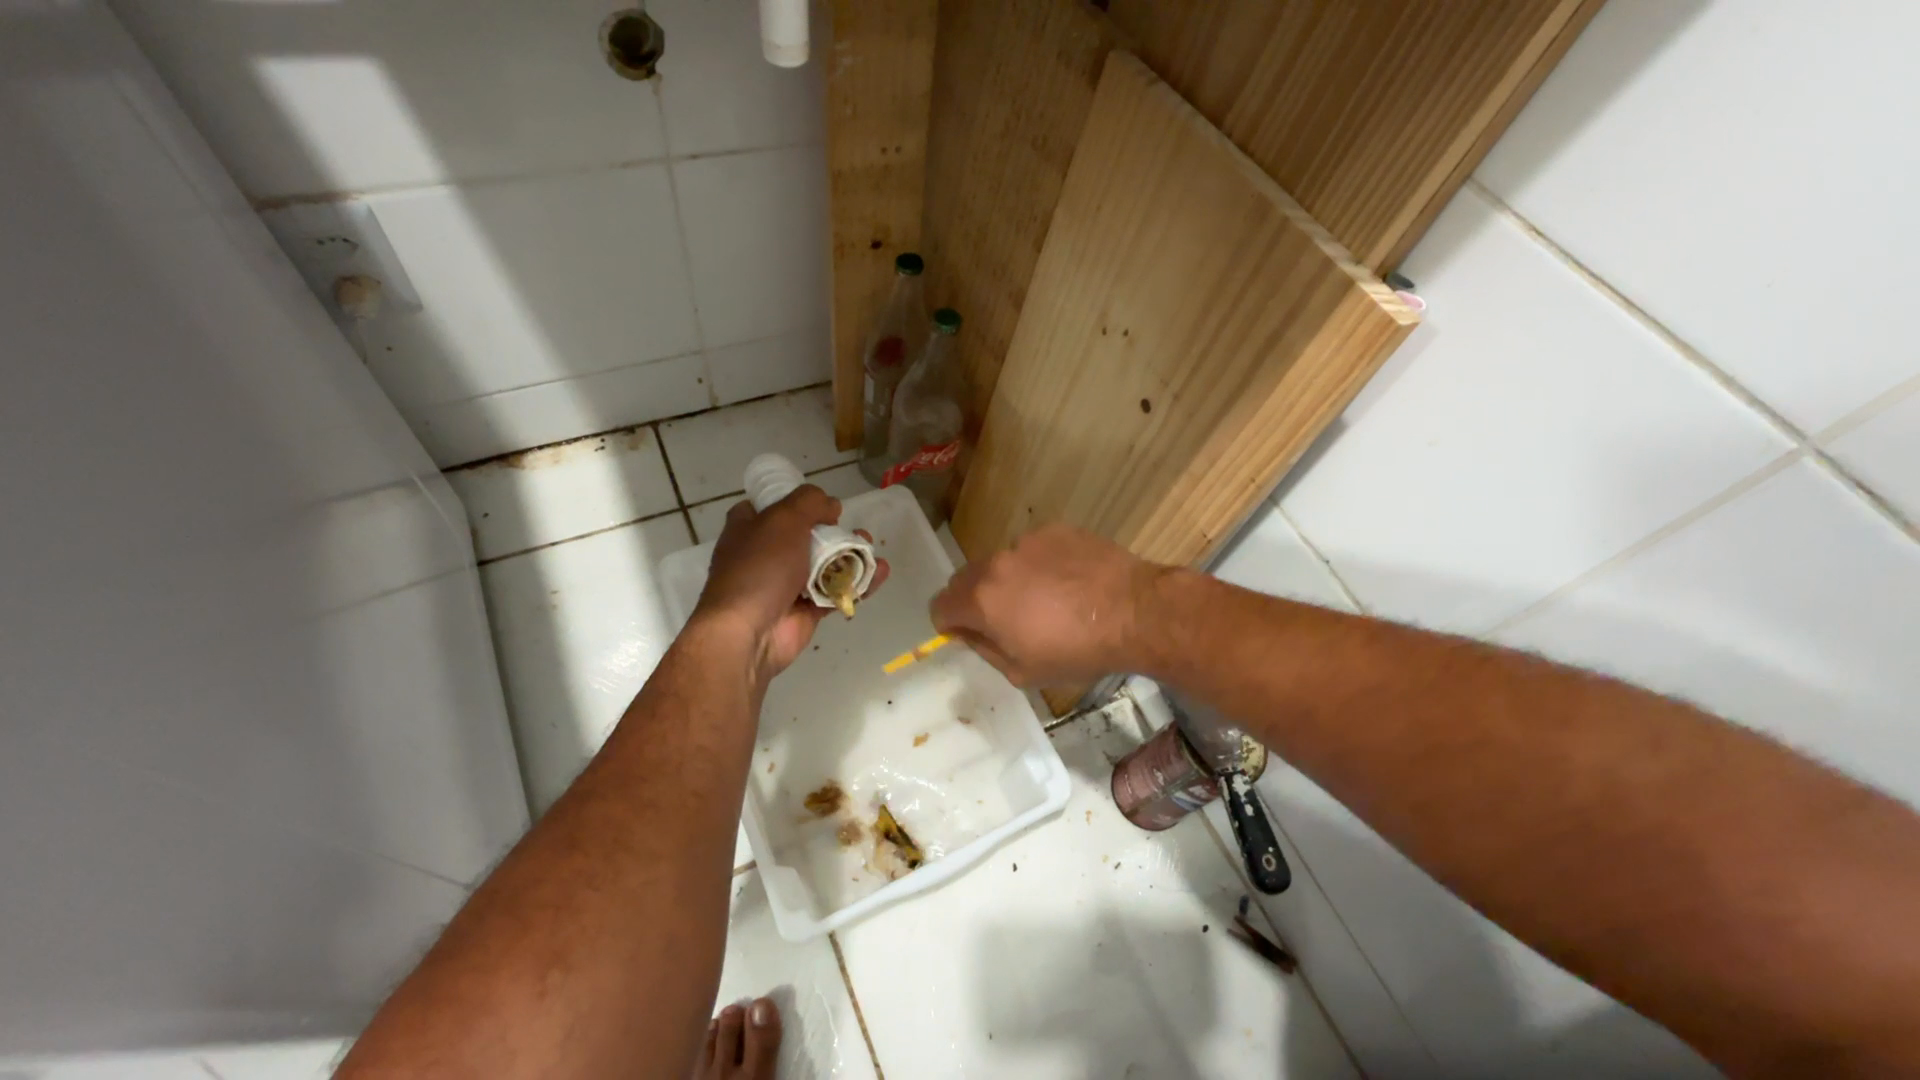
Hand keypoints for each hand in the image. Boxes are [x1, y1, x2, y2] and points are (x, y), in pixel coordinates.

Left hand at [694, 485, 887, 680]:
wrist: (749, 632)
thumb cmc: (760, 567)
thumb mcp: (783, 519)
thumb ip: (810, 502)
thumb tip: (831, 506)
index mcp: (748, 528)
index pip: (771, 506)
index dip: (797, 502)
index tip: (822, 504)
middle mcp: (764, 553)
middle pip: (805, 535)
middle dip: (834, 531)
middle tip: (856, 531)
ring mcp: (785, 583)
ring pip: (824, 564)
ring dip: (850, 556)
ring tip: (871, 549)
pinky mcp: (805, 609)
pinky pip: (836, 591)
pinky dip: (857, 583)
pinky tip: (879, 573)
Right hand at [929, 524, 1165, 687]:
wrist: (1134, 612)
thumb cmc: (1077, 651)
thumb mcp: (1023, 672)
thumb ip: (985, 650)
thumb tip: (969, 634)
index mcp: (981, 600)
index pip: (939, 606)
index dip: (949, 624)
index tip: (969, 634)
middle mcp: (995, 563)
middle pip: (964, 579)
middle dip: (975, 600)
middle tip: (1007, 620)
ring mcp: (1026, 542)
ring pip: (1001, 562)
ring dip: (1009, 580)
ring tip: (1046, 600)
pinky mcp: (1055, 530)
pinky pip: (1033, 548)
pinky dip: (1040, 564)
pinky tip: (1069, 582)